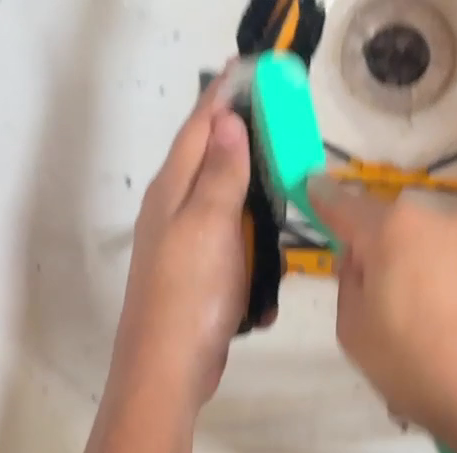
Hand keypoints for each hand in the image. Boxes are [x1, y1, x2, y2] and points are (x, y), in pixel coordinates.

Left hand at [112, 77, 257, 408]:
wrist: (168, 372)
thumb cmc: (189, 295)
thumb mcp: (210, 225)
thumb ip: (221, 174)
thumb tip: (226, 121)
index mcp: (172, 192)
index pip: (200, 128)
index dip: (225, 99)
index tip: (255, 77)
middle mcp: (174, 216)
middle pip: (215, 171)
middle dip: (250, 160)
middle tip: (288, 150)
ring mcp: (185, 255)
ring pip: (230, 223)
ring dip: (257, 230)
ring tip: (285, 229)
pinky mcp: (199, 288)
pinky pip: (233, 268)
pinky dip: (250, 277)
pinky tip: (264, 299)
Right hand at [309, 176, 456, 446]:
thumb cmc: (415, 364)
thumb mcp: (353, 332)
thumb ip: (348, 286)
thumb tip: (362, 263)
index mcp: (394, 229)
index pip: (347, 207)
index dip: (325, 202)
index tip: (311, 190)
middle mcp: (442, 221)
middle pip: (394, 233)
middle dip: (379, 261)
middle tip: (374, 318)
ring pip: (429, 257)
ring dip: (416, 285)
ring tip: (417, 344)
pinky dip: (446, 301)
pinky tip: (448, 346)